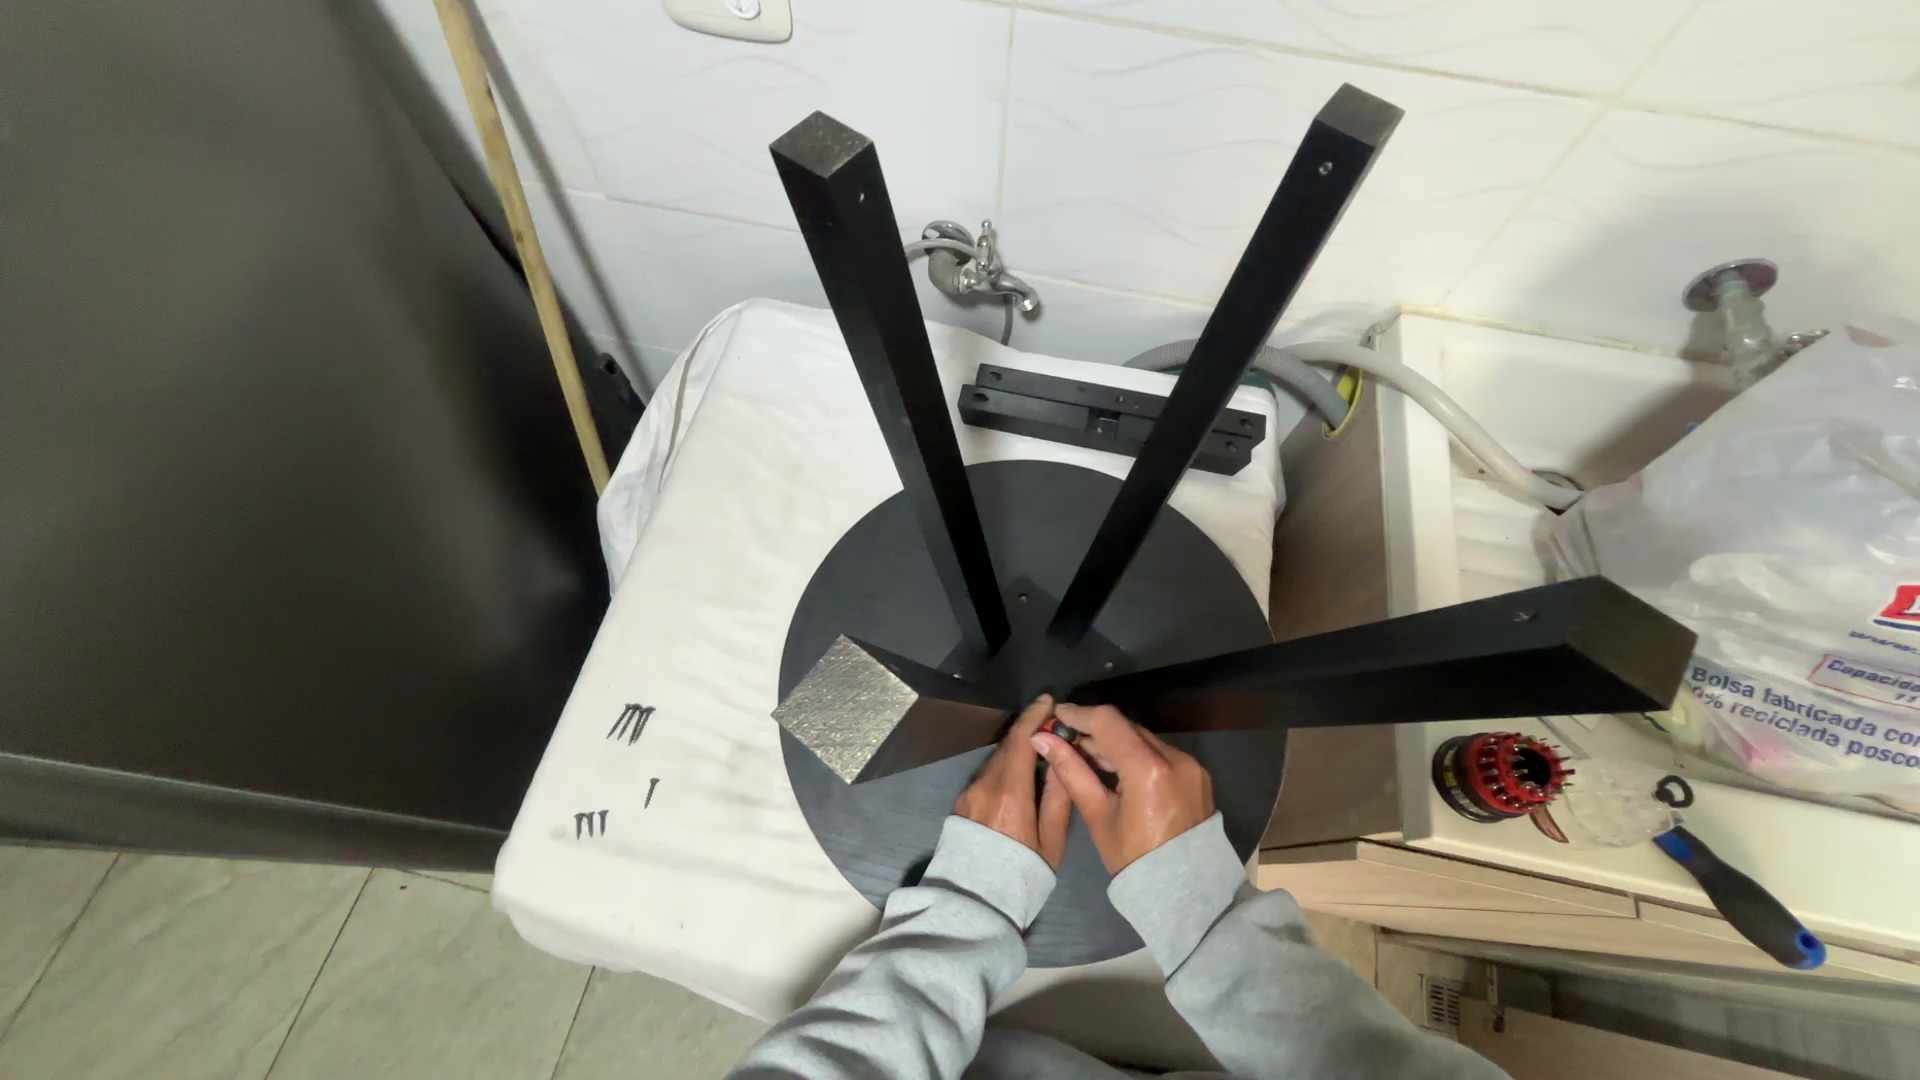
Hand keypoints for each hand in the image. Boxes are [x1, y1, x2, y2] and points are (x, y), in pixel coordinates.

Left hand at [953, 695, 1071, 868]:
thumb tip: (1063, 758)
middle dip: (1029, 729)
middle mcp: (985, 784)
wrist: (973, 903)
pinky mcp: (961, 802)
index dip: (1035, 716)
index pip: (1022, 740)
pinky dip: (1005, 767)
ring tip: (1041, 748)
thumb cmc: (1021, 875)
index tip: (1049, 701)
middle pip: (1008, 746)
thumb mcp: (1052, 841)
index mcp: (1010, 792)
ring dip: (1017, 749)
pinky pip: (987, 775)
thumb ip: (1059, 797)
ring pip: (997, 760)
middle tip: (1051, 721)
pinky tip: (1020, 775)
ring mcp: (969, 792)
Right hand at [1032, 703, 1213, 873]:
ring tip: (1089, 758)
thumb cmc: (1134, 860)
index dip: (1079, 714)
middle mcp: (1175, 758)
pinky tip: (1118, 769)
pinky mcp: (1198, 775)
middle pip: (1127, 728)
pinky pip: (1160, 753)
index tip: (1057, 714)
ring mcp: (1191, 765)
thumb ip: (1070, 771)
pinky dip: (1137, 755)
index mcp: (1149, 769)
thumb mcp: (1097, 815)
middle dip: (1095, 731)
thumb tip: (1042, 739)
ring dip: (1116, 743)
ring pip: (1144, 739)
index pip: (1108, 722)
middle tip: (1067, 741)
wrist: (1185, 894)